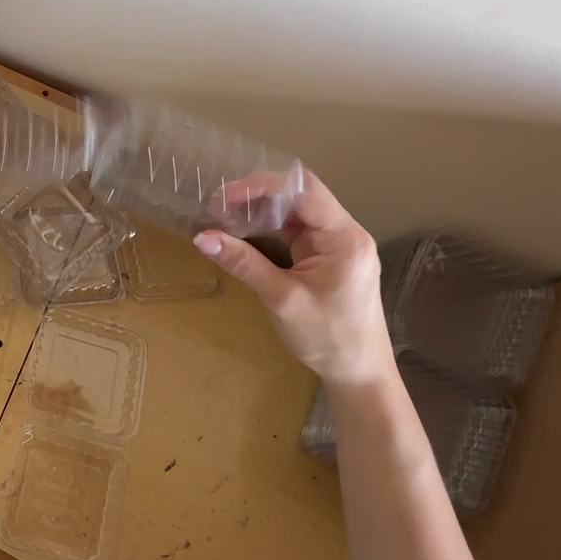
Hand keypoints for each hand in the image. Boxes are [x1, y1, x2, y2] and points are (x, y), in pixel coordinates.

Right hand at [193, 171, 392, 386]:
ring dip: (261, 212)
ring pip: (296, 212)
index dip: (264, 185)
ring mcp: (337, 245)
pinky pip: (296, 231)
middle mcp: (345, 233)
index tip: (227, 196)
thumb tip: (201, 237)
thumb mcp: (281, 299)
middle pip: (300, 196)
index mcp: (344, 238)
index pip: (305, 190)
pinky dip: (269, 229)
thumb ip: (244, 263)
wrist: (359, 374)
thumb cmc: (327, 338)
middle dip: (257, 196)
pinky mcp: (328, 258)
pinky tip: (244, 234)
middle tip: (219, 208)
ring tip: (224, 218)